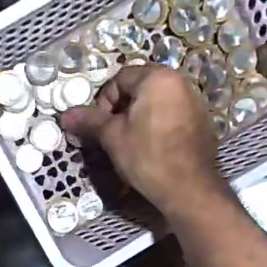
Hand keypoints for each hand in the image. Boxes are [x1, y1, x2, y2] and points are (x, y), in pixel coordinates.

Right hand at [60, 65, 232, 219]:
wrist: (188, 189)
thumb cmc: (147, 157)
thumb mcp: (112, 137)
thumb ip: (89, 121)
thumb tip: (65, 115)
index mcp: (157, 78)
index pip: (120, 78)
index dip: (104, 101)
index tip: (102, 126)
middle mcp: (180, 82)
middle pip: (140, 87)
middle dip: (122, 108)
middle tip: (114, 133)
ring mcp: (195, 101)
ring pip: (156, 101)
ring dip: (140, 116)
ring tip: (132, 142)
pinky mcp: (202, 121)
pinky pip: (172, 114)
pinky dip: (158, 124)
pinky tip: (153, 147)